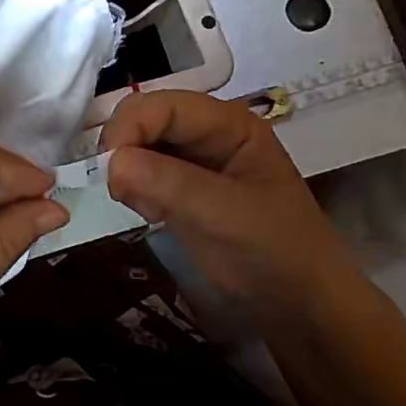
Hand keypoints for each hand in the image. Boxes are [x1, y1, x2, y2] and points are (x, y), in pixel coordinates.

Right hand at [102, 90, 361, 305]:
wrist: (297, 301)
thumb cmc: (274, 250)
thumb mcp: (226, 214)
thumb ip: (170, 183)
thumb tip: (111, 161)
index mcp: (228, 124)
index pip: (162, 105)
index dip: (129, 126)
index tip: (109, 168)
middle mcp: (206, 133)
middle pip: (143, 118)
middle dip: (124, 149)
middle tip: (125, 193)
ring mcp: (191, 161)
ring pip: (136, 145)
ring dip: (126, 173)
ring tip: (148, 209)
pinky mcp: (178, 187)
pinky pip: (139, 173)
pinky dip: (132, 190)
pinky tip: (152, 214)